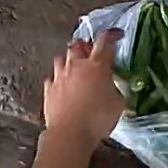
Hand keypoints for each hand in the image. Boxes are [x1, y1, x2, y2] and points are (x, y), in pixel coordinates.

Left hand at [42, 30, 124, 151]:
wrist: (70, 133)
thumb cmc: (98, 117)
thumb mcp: (119, 104)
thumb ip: (116, 90)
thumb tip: (114, 88)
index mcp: (97, 66)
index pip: (104, 42)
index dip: (112, 36)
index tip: (117, 35)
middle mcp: (76, 66)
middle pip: (79, 46)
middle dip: (87, 46)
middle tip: (93, 53)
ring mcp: (60, 76)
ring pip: (62, 58)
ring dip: (70, 60)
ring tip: (76, 68)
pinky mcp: (49, 89)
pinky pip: (53, 77)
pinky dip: (59, 78)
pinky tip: (64, 85)